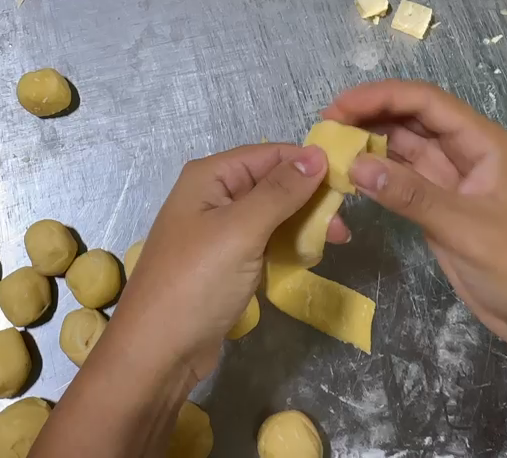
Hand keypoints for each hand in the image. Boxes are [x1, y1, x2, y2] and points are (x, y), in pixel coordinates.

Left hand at [103, 143, 344, 385]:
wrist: (158, 352)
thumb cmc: (197, 282)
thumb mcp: (242, 230)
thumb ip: (280, 192)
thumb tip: (317, 154)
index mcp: (210, 176)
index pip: (268, 155)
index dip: (307, 164)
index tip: (348, 183)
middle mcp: (213, 195)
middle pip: (271, 184)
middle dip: (308, 200)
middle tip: (343, 228)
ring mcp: (218, 231)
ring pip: (271, 215)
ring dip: (301, 226)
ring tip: (333, 245)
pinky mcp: (225, 262)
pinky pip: (263, 242)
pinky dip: (286, 247)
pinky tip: (306, 260)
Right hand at [323, 81, 506, 347]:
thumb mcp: (467, 228)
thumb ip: (411, 195)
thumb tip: (354, 165)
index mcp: (483, 142)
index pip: (426, 102)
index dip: (381, 96)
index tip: (340, 106)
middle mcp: (464, 152)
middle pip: (410, 118)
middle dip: (369, 115)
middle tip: (325, 127)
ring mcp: (450, 179)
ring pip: (403, 146)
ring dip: (369, 142)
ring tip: (330, 147)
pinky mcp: (439, 205)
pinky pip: (401, 177)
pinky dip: (376, 173)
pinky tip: (350, 174)